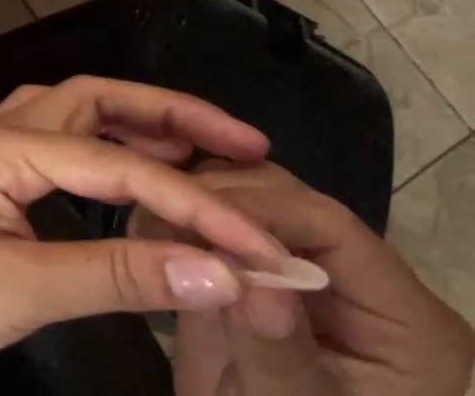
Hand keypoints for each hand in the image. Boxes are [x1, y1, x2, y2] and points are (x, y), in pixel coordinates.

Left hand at [0, 77, 281, 372]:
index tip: (268, 249)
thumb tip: (228, 271)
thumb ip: (122, 275)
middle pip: (87, 100)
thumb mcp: (24, 289)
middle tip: (247, 144)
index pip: (115, 161)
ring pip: (66, 116)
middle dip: (166, 112)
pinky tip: (133, 176)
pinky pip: (51, 147)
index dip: (197, 203)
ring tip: (206, 150)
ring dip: (132, 123)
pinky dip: (102, 151)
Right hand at [154, 163, 474, 395]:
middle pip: (289, 199)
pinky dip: (178, 212)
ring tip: (143, 222)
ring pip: (249, 197)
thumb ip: (280, 351)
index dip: (256, 209)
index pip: (331, 226)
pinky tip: (145, 230)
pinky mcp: (255, 274)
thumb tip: (253, 282)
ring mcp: (304, 274)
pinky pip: (219, 222)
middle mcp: (359, 282)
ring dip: (192, 198)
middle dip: (215, 196)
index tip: (185, 214)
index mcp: (403, 319)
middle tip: (151, 213)